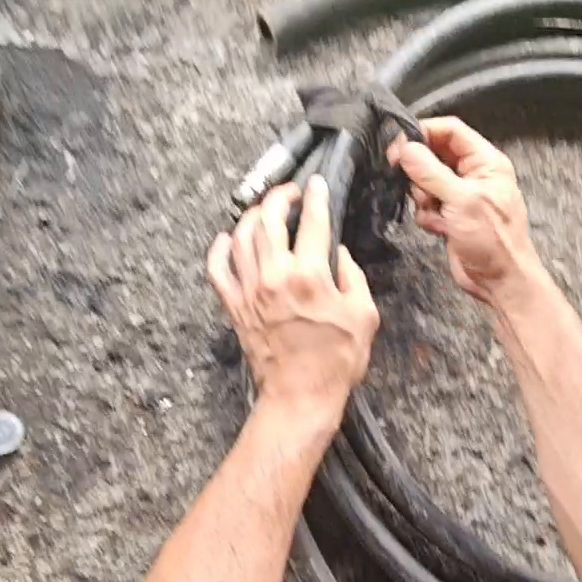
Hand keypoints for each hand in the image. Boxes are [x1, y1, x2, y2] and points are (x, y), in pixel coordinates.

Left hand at [207, 177, 379, 430]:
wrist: (300, 396)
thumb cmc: (336, 362)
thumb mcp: (364, 315)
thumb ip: (353, 278)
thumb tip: (340, 256)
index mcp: (311, 276)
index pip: (313, 221)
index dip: (315, 196)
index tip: (316, 185)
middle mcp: (275, 276)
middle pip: (268, 219)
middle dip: (279, 197)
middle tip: (289, 192)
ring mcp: (250, 290)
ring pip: (241, 237)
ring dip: (252, 216)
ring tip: (264, 211)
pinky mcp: (234, 306)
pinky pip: (217, 269)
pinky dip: (218, 249)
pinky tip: (225, 238)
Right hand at [386, 117, 539, 304]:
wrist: (499, 281)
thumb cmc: (495, 242)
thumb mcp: (462, 201)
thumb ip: (431, 172)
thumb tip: (407, 149)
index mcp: (485, 162)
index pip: (450, 131)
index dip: (423, 133)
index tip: (399, 145)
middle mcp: (473, 175)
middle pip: (433, 154)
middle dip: (419, 171)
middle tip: (412, 183)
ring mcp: (460, 195)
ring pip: (425, 180)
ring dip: (421, 196)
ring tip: (435, 212)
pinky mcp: (450, 215)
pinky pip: (425, 204)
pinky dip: (426, 215)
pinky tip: (440, 228)